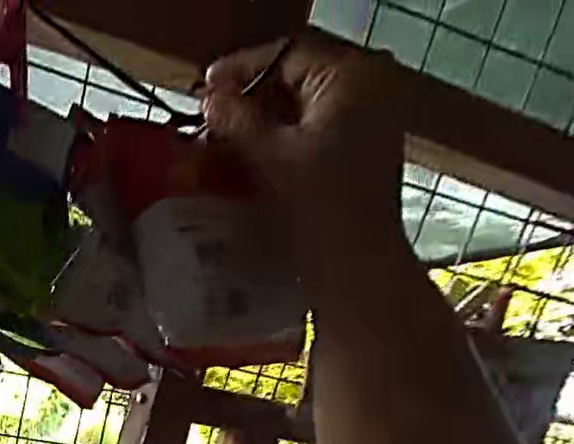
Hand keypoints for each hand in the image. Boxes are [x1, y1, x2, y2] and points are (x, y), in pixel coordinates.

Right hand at [203, 30, 407, 286]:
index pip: (291, 51)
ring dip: (260, 118)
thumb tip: (210, 97)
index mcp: (355, 76)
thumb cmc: (319, 208)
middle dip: (250, 94)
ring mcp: (367, 117)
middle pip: (298, 74)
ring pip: (302, 104)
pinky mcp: (357, 147)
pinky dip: (278, 137)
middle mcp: (369, 86)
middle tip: (209, 113)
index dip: (243, 65)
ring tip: (221, 137)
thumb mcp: (273, 159)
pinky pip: (311, 128)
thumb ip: (239, 123)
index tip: (204, 85)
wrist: (354, 262)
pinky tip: (248, 154)